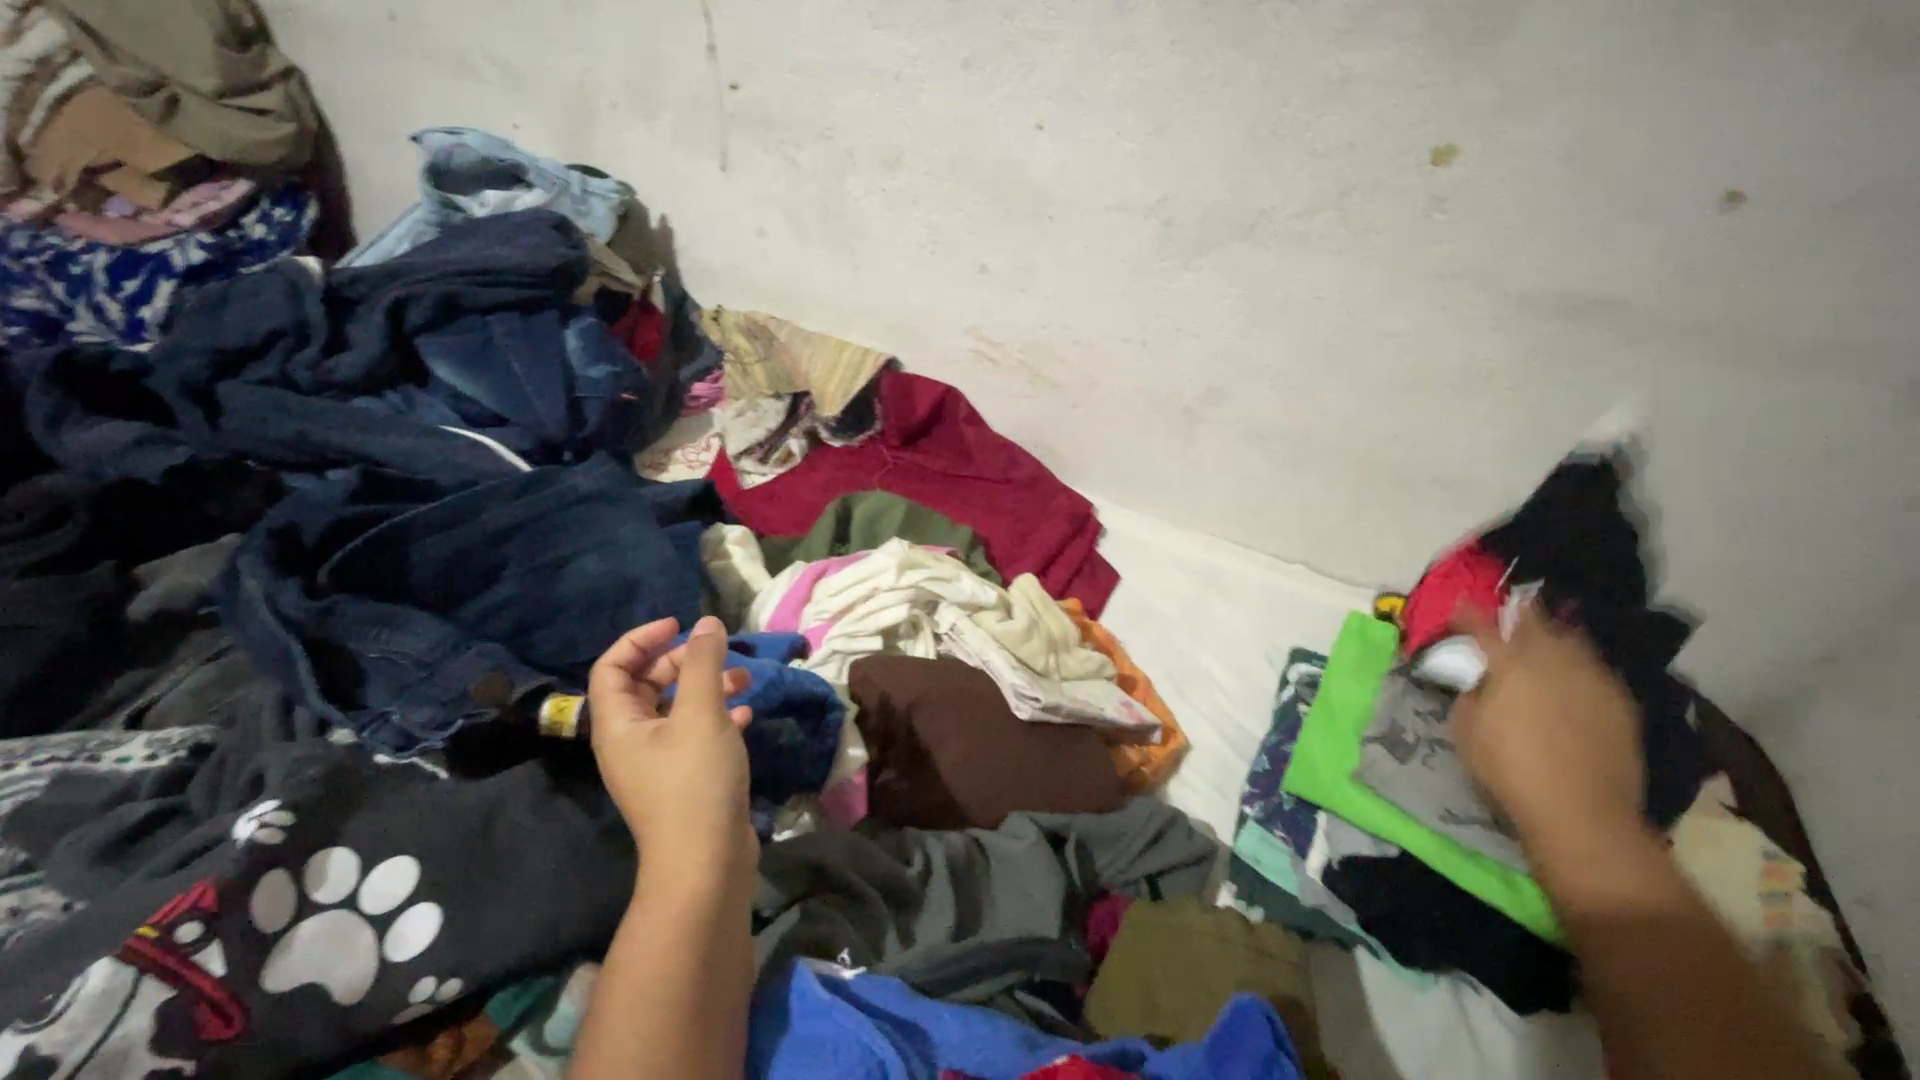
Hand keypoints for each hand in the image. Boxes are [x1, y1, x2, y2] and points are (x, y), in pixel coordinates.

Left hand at [588, 615, 757, 888]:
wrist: (705, 863)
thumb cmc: (694, 782)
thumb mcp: (700, 714)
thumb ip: (703, 664)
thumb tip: (707, 624)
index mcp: (618, 724)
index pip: (613, 666)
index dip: (642, 639)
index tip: (680, 626)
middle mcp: (630, 741)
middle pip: (645, 685)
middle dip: (682, 662)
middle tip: (717, 654)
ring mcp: (657, 764)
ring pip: (675, 709)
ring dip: (706, 687)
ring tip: (744, 679)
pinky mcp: (684, 780)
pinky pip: (695, 735)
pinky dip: (717, 717)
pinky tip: (746, 714)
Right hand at [1448, 602, 1645, 845]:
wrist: (1581, 811)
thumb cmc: (1509, 770)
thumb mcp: (1466, 732)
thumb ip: (1471, 698)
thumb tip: (1481, 685)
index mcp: (1510, 665)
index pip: (1484, 628)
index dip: (1470, 614)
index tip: (1461, 605)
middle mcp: (1554, 661)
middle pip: (1537, 624)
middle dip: (1522, 613)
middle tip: (1514, 608)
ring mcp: (1593, 678)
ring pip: (1574, 641)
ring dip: (1557, 634)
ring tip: (1549, 637)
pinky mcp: (1621, 701)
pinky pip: (1597, 669)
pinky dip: (1582, 665)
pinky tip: (1576, 676)